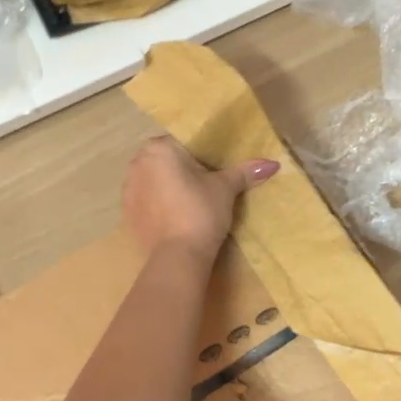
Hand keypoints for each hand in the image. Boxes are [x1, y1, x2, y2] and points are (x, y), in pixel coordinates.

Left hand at [121, 136, 278, 258]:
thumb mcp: (225, 190)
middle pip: (164, 162)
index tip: (213, 173)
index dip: (200, 157)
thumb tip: (273, 164)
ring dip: (167, 190)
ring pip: (153, 182)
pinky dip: (158, 209)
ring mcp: (128, 190)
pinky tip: (174, 222)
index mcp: (159, 148)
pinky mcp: (127, 215)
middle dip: (181, 172)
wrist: (178, 256)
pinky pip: (145, 204)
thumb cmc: (201, 213)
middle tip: (204, 192)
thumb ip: (244, 172)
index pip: (182, 143)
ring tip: (188, 209)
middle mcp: (137, 162)